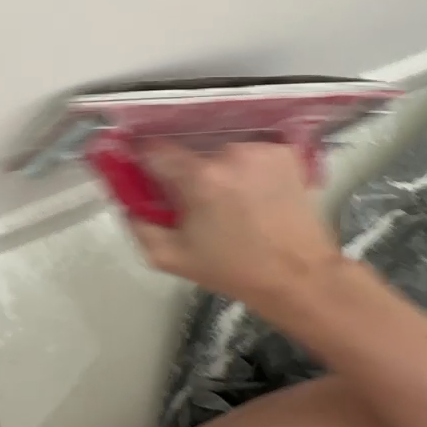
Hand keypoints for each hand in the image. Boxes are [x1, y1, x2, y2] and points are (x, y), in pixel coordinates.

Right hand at [130, 141, 343, 306]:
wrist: (299, 276)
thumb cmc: (231, 269)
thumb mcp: (168, 257)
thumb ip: (137, 223)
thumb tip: (127, 200)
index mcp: (199, 177)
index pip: (154, 150)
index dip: (144, 162)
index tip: (144, 174)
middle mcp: (230, 154)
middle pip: (189, 152)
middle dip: (184, 173)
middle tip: (191, 202)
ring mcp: (261, 151)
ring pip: (219, 152)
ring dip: (215, 170)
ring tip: (226, 201)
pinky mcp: (284, 153)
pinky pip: (248, 153)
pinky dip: (243, 169)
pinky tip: (250, 194)